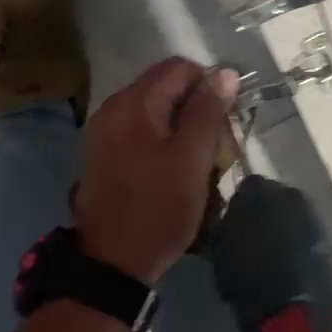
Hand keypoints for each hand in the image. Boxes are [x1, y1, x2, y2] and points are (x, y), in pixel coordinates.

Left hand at [75, 57, 238, 283]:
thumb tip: (225, 73)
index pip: (178, 68)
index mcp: (132, 104)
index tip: (227, 122)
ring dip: (185, 133)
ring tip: (202, 167)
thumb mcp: (191, 159)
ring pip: (156, 115)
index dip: (210, 86)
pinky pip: (142, 136)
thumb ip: (208, 112)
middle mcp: (113, 110)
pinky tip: (178, 175)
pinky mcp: (105, 158)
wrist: (113, 263)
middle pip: (166, 90)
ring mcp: (104, 135)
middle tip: (219, 151)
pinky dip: (165, 147)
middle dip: (199, 113)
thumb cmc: (158, 209)